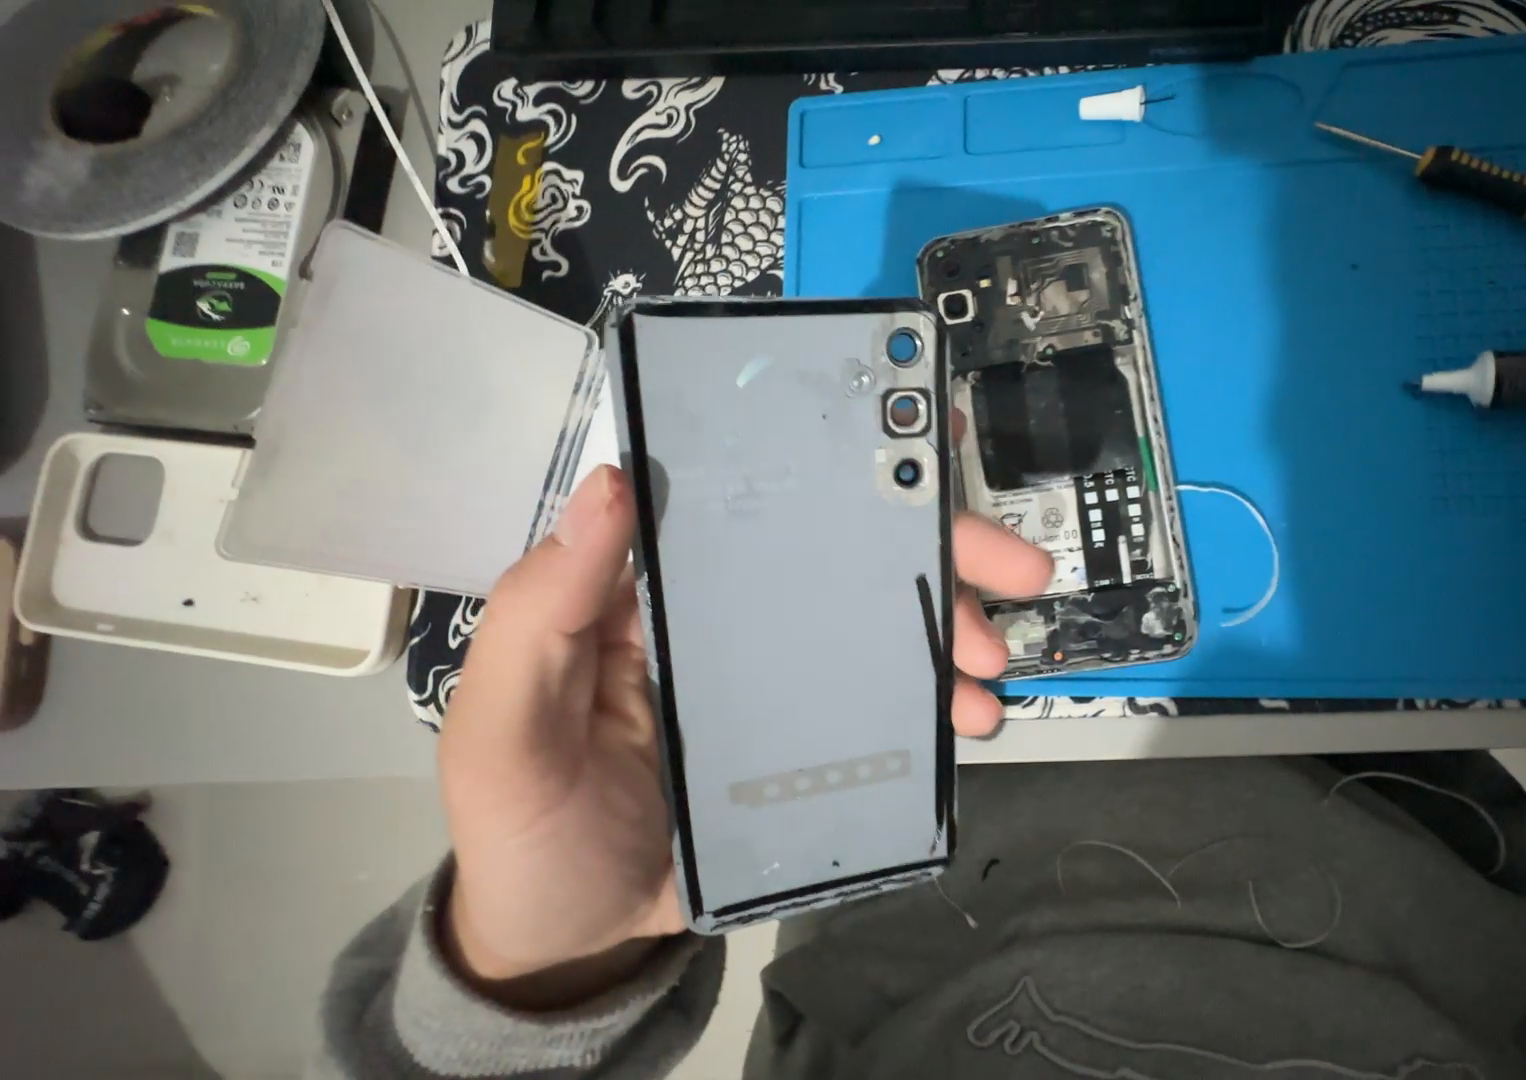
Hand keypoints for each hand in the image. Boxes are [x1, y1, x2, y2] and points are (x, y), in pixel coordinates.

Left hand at [438, 465, 1050, 1009]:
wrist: (574, 943)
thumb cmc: (525, 829)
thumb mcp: (504, 726)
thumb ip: (540, 614)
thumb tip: (613, 482)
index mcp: (664, 590)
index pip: (756, 501)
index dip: (834, 465)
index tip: (918, 446)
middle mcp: (733, 614)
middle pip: (842, 556)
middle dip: (933, 550)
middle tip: (1014, 566)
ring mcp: (780, 674)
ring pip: (878, 623)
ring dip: (946, 627)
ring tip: (989, 664)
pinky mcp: (812, 734)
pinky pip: (883, 698)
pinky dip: (933, 696)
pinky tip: (966, 716)